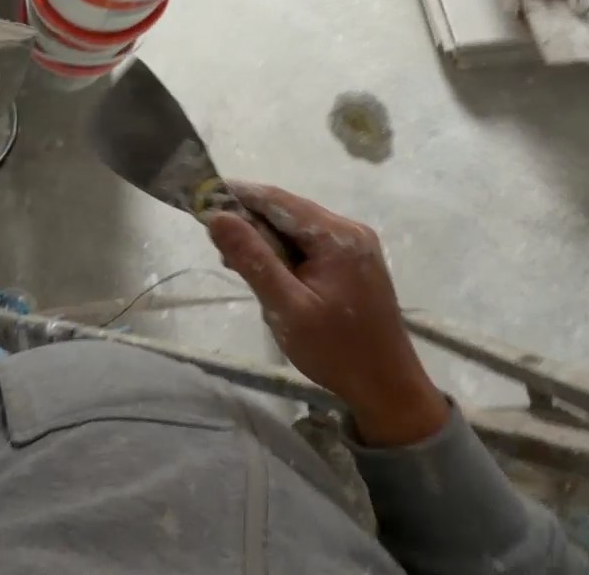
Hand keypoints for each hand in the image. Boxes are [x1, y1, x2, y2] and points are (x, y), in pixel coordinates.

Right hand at [208, 183, 448, 447]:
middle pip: (286, 211)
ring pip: (294, 228)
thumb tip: (217, 216)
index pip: (277, 200)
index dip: (237, 196)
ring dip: (263, 240)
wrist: (388, 391)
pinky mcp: (352, 262)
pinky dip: (282, 252)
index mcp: (337, 236)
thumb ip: (252, 259)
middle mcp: (349, 230)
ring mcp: (354, 245)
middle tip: (218, 248)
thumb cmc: (336, 351)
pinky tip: (267, 273)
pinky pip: (307, 244)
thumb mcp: (286, 307)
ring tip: (237, 265)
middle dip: (249, 223)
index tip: (201, 202)